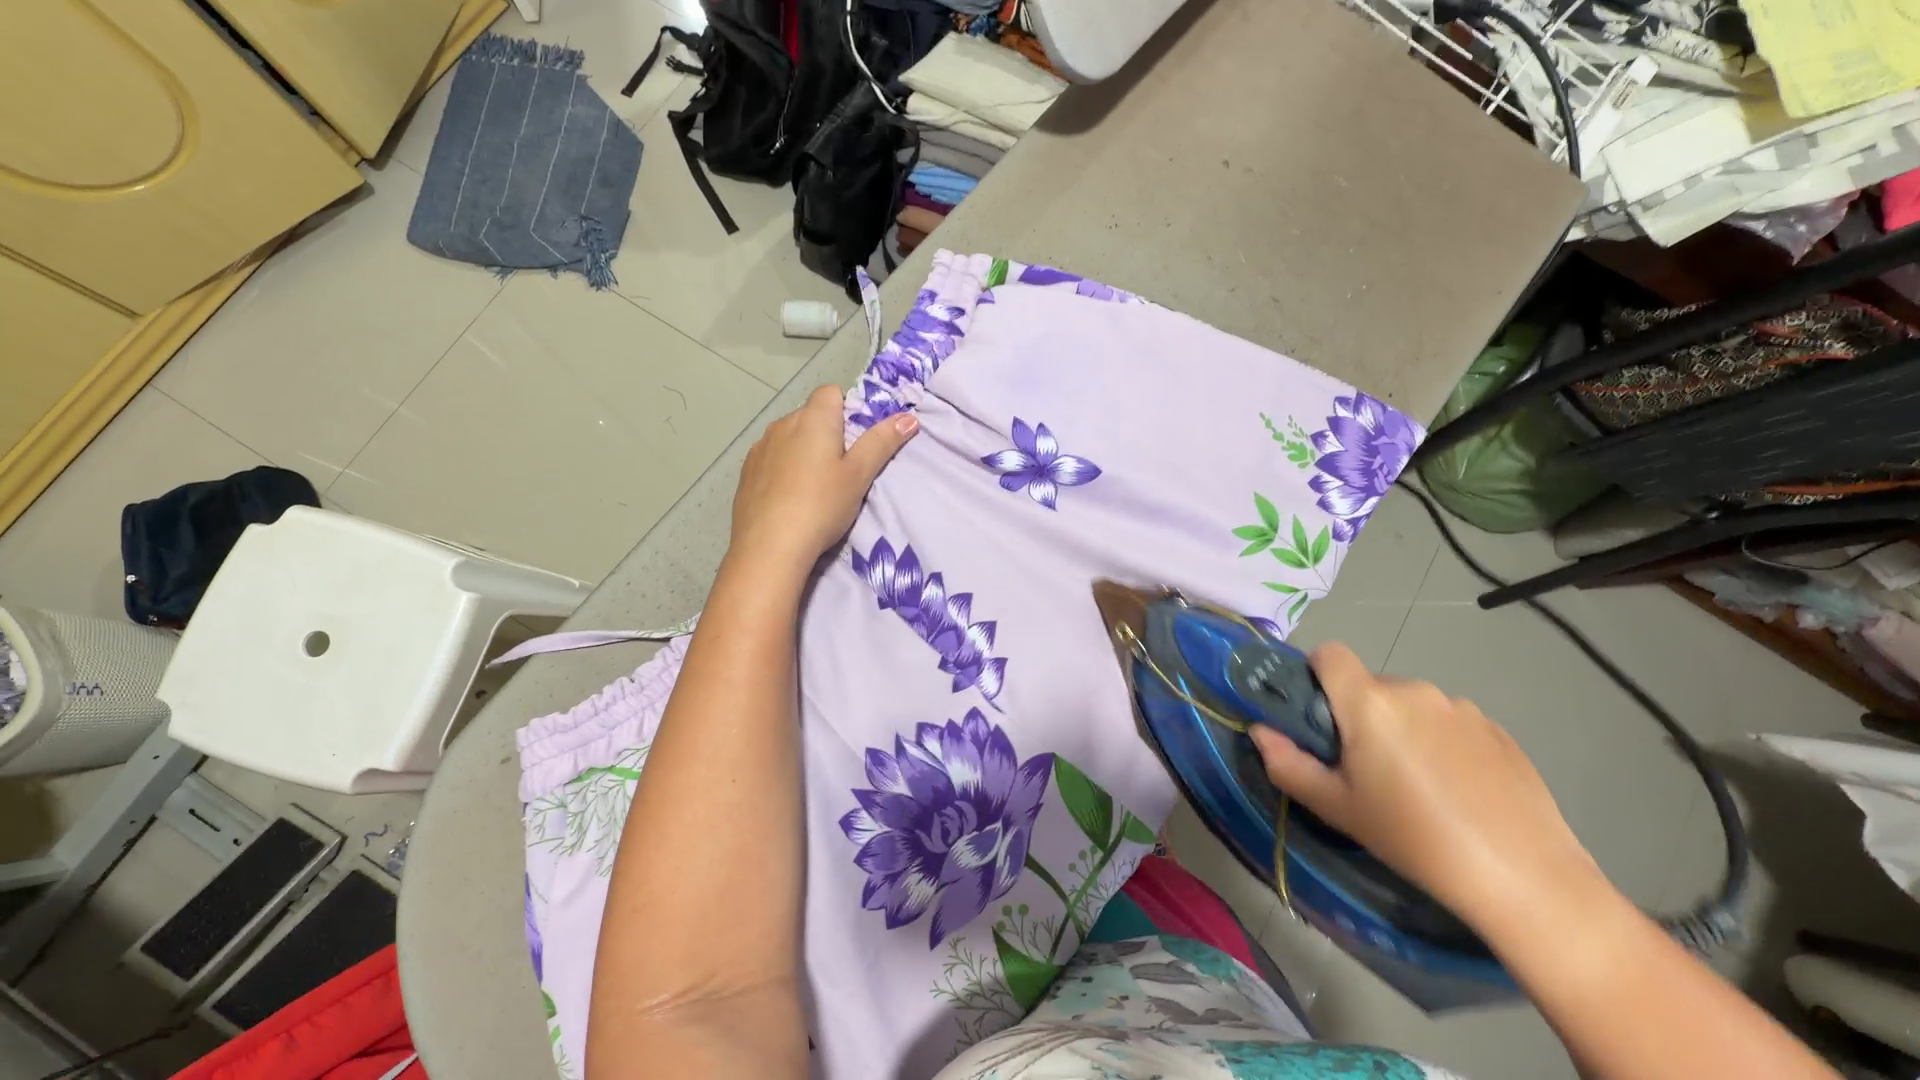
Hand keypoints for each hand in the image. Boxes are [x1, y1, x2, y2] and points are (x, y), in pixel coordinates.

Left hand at [729, 386, 918, 576]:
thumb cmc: (821, 505)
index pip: (831, 393)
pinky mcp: (746, 472)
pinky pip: (772, 459)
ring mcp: (760, 447)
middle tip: (842, 471)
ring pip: (789, 438)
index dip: (847, 411)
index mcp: (812, 419)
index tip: (856, 443)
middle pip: (810, 416)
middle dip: (827, 434)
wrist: (768, 546)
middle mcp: (782, 424)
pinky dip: (783, 469)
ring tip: (814, 488)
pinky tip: (790, 498)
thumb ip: (882, 442)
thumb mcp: (859, 475)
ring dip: (803, 452)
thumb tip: (908, 417)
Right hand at [1249, 643, 1602, 927]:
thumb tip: (1260, 732)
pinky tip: (1455, 792)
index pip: (1328, 654)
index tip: (1317, 722)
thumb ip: (1288, 765)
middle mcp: (1414, 690)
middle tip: (1364, 772)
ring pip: (1410, 706)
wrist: (1521, 873)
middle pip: (1368, 686)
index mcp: (1369, 702)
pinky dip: (1439, 744)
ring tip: (1416, 788)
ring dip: (1400, 730)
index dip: (1314, 677)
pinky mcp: (1496, 728)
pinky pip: (1448, 723)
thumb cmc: (1413, 838)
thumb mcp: (1337, 808)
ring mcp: (1461, 707)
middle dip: (1358, 716)